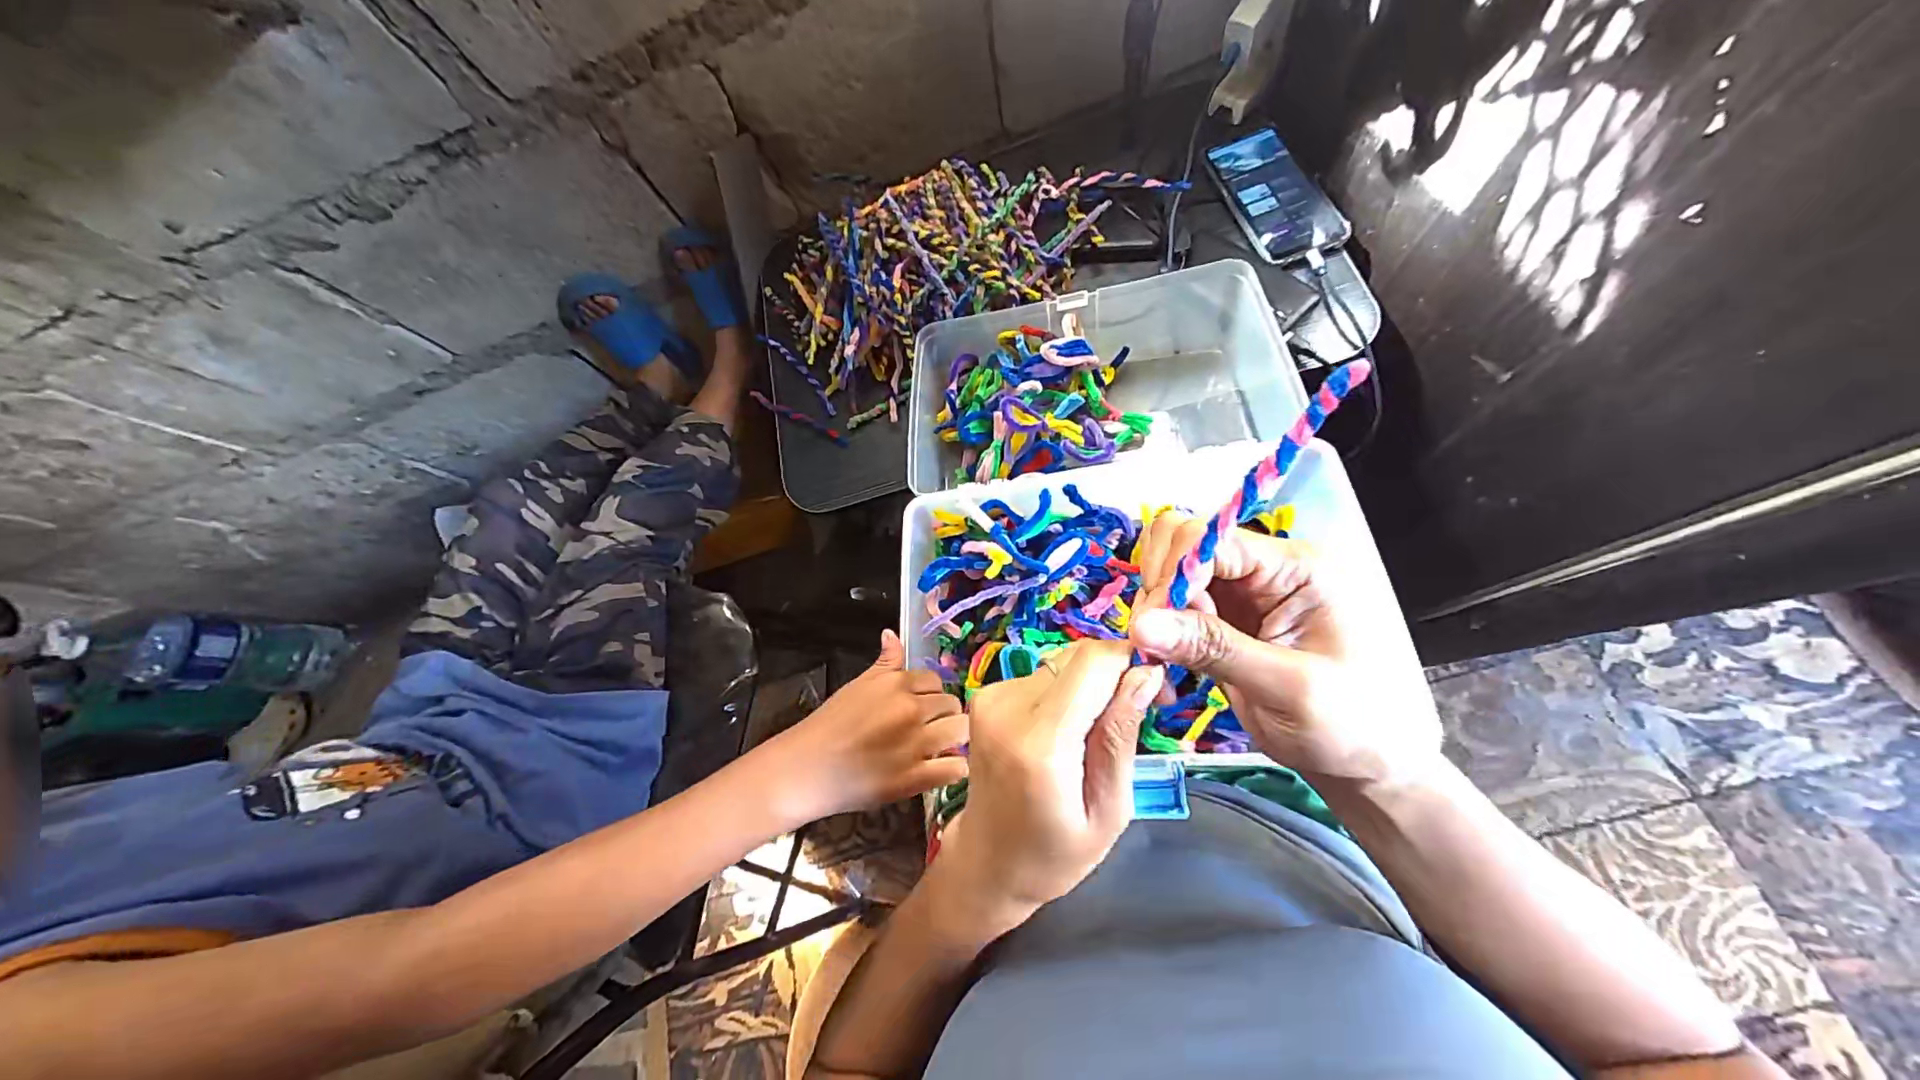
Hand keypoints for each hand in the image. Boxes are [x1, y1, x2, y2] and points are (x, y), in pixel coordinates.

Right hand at [760, 630, 968, 823]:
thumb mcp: (857, 684)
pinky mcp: (915, 777)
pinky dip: (954, 769)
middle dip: (945, 715)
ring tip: (939, 747)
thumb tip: (892, 634)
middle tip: (931, 728)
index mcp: (897, 684)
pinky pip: (956, 768)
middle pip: (952, 705)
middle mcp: (911, 710)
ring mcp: (916, 744)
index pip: (935, 680)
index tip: (923, 707)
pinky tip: (941, 769)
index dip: (931, 694)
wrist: (807, 768)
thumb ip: (884, 662)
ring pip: (961, 731)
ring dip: (954, 739)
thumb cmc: (829, 725)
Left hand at [935, 641, 1163, 930]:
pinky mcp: (986, 695)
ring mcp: (991, 697)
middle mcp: (1007, 707)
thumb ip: (1122, 736)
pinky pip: (1043, 674)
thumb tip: (1147, 673)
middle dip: (1117, 672)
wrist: (987, 862)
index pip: (1093, 662)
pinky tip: (1071, 728)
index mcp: (1039, 742)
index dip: (1132, 661)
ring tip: (1102, 727)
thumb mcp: (1109, 810)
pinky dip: (1067, 691)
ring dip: (1092, 683)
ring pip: (1063, 662)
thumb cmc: (1054, 854)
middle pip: (1078, 657)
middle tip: (1140, 708)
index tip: (1158, 687)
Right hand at [1127, 514, 1440, 788]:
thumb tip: (1140, 624)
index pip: (1209, 540)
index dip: (1173, 575)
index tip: (1153, 627)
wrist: (1371, 764)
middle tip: (1157, 643)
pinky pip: (1172, 611)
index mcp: (1293, 567)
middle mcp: (1262, 569)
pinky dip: (1157, 636)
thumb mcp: (1286, 687)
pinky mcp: (1222, 622)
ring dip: (1153, 613)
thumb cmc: (1353, 724)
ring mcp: (1240, 594)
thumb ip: (1213, 648)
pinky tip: (1166, 671)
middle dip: (1158, 588)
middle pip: (1180, 543)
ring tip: (1161, 662)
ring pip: (1168, 574)